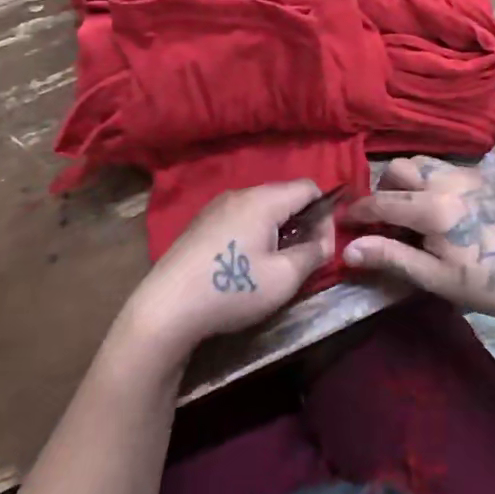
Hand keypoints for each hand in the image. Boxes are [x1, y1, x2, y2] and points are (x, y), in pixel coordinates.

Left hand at [120, 181, 335, 364]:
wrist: (169, 306)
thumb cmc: (233, 290)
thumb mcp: (284, 278)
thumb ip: (312, 254)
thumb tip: (323, 242)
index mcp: (262, 199)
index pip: (308, 187)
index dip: (325, 215)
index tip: (323, 247)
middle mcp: (238, 194)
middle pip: (283, 196)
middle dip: (302, 223)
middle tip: (303, 260)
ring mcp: (214, 207)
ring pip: (260, 208)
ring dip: (277, 230)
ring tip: (275, 265)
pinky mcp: (200, 224)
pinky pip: (239, 218)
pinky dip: (254, 233)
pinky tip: (246, 264)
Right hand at [342, 158, 494, 343]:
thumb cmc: (483, 284)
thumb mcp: (431, 276)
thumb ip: (388, 256)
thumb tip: (347, 250)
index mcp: (433, 208)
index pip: (380, 202)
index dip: (357, 212)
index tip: (343, 222)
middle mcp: (448, 182)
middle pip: (397, 169)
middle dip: (382, 190)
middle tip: (382, 219)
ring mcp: (468, 176)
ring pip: (420, 164)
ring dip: (405, 182)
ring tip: (408, 214)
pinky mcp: (482, 179)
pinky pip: (442, 169)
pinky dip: (427, 182)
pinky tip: (435, 211)